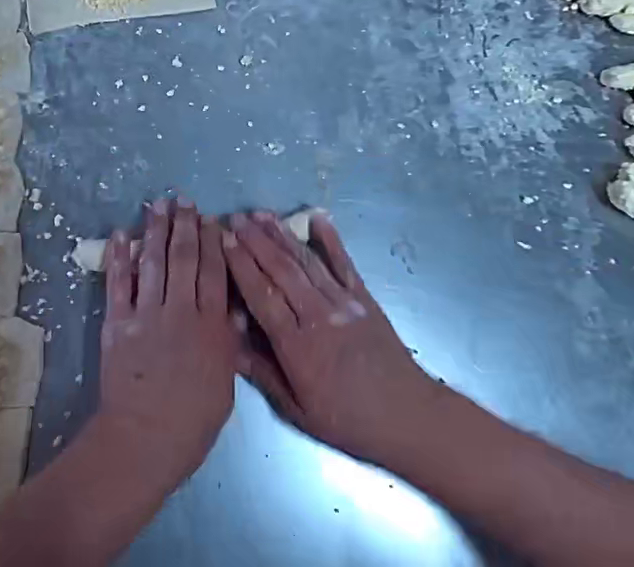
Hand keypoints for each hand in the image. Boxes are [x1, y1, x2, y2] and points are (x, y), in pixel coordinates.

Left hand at [93, 197, 237, 484]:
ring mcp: (146, 313)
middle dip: (184, 225)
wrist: (145, 437)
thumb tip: (232, 305)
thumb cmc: (193, 420)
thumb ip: (227, 340)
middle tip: (183, 200)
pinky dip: (120, 256)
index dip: (212, 242)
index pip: (214, 273)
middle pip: (184, 258)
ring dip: (155, 230)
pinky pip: (119, 281)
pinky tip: (123, 234)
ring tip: (157, 205)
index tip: (212, 219)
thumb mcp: (225, 381)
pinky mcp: (118, 320)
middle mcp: (180, 310)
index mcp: (210, 326)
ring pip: (153, 261)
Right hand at [223, 212, 445, 464]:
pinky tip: (317, 218)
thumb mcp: (297, 410)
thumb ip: (262, 373)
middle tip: (233, 218)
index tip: (223, 240)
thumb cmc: (348, 419)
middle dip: (254, 241)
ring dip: (281, 235)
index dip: (240, 264)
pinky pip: (343, 264)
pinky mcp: (364, 298)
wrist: (410, 417)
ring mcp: (343, 303)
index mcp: (297, 345)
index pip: (261, 295)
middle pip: (280, 270)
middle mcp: (317, 316)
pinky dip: (331, 240)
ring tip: (260, 214)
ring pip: (306, 261)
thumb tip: (227, 342)